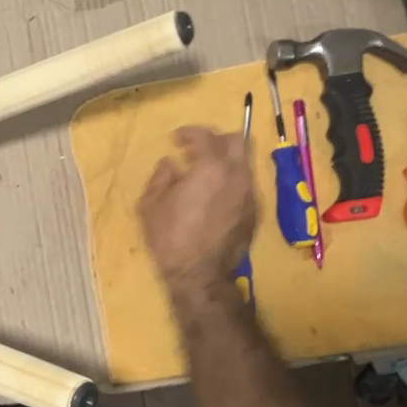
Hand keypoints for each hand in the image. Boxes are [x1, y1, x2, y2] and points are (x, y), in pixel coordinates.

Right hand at [138, 126, 256, 302]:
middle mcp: (238, 174)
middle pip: (238, 140)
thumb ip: (161, 177)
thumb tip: (170, 164)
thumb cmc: (169, 237)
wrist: (199, 273)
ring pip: (244, 163)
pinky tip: (213, 198)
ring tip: (204, 176)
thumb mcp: (150, 205)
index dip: (190, 132)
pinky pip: (245, 185)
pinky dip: (230, 182)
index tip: (176, 139)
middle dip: (216, 139)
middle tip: (196, 150)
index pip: (206, 136)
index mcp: (211, 168)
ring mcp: (251, 193)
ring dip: (225, 162)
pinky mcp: (255, 211)